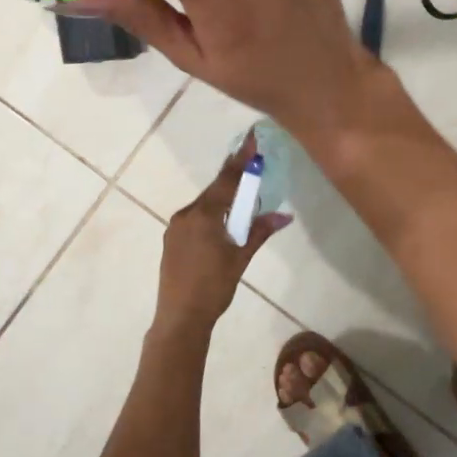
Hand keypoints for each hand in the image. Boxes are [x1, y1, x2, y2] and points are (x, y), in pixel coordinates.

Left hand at [154, 133, 291, 335]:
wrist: (180, 317)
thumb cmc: (213, 288)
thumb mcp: (240, 258)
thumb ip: (259, 232)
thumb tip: (284, 215)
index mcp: (204, 216)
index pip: (227, 181)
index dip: (242, 160)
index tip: (251, 140)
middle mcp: (186, 215)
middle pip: (214, 192)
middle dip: (233, 180)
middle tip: (252, 165)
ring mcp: (176, 227)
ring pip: (204, 206)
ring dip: (222, 200)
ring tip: (241, 199)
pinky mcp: (171, 240)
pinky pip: (195, 219)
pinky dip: (210, 215)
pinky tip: (221, 225)